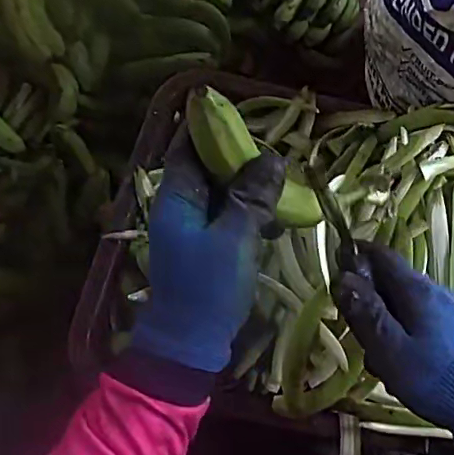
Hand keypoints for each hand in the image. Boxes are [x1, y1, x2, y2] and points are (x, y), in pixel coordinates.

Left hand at [129, 135, 282, 373]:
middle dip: (237, 156)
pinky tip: (272, 218)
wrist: (190, 344)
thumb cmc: (208, 287)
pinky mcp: (205, 245)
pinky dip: (247, 210)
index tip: (234, 111)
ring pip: (219, 191)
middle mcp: (179, 207)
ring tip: (277, 183)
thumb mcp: (234, 238)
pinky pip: (226, 215)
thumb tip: (272, 158)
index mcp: (176, 198)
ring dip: (246, 185)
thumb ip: (251, 196)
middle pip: (205, 166)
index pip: (186, 147)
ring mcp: (191, 227)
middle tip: (270, 151)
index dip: (207, 126)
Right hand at [335, 242, 453, 454]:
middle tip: (353, 329)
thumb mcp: (389, 349)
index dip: (355, 255)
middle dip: (365, 297)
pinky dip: (397, 333)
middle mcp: (431, 290)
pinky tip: (396, 364)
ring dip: (380, 321)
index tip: (334, 269)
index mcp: (416, 289)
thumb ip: (366, 312)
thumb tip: (342, 278)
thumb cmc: (432, 377)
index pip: (381, 254)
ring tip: (376, 356)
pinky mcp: (448, 327)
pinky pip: (413, 319)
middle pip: (388, 279)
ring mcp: (443, 309)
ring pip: (398, 302)